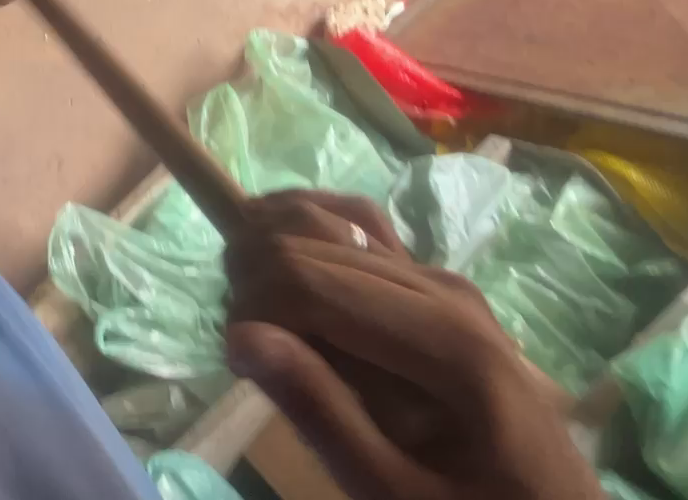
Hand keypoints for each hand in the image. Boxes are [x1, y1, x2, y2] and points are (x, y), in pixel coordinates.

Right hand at [226, 191, 601, 499]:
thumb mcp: (397, 499)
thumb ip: (324, 417)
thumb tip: (241, 336)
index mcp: (447, 344)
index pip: (304, 279)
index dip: (250, 310)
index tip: (241, 366)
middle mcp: (441, 288)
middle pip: (300, 239)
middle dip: (251, 281)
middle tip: (247, 344)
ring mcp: (434, 274)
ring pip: (315, 215)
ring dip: (264, 247)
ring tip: (256, 304)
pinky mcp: (423, 274)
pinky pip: (347, 217)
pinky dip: (296, 222)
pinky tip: (275, 255)